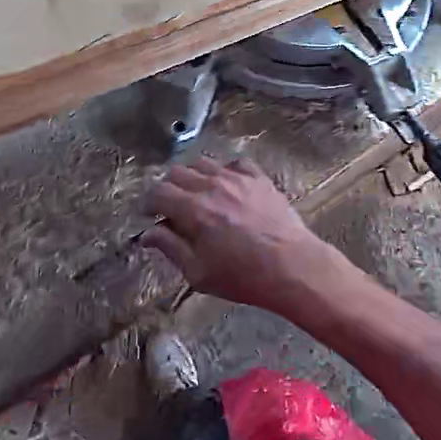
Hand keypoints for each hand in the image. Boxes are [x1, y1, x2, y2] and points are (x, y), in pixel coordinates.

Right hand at [142, 157, 358, 313]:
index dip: (150, 203)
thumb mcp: (199, 272)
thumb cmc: (243, 276)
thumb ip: (171, 248)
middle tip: (172, 207)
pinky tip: (228, 187)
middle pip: (178, 173)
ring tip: (198, 196)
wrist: (292, 266)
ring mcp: (238, 178)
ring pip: (204, 164)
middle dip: (169, 188)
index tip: (151, 214)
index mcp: (193, 210)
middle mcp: (213, 186)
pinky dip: (225, 171)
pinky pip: (235, 163)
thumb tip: (148, 234)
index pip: (159, 192)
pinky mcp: (259, 178)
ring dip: (194, 177)